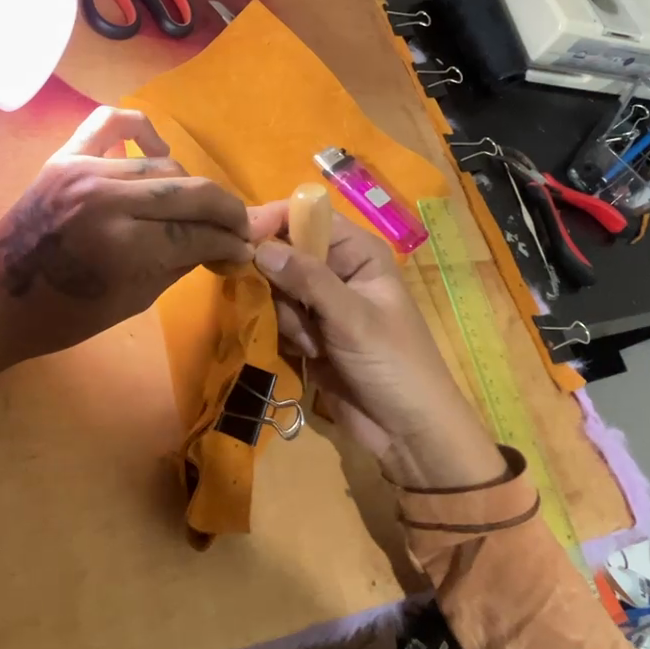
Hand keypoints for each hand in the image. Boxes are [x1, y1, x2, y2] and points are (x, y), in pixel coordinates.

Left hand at [0, 108, 256, 383]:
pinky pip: (113, 121)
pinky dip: (143, 129)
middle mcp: (107, 199)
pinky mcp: (64, 156)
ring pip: (163, 165)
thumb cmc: (65, 316)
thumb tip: (230, 244)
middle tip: (236, 228)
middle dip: (225, 213)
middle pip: (191, 192)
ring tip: (194, 207)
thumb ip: (185, 261)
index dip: (229, 244)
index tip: (243, 251)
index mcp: (124, 247)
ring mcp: (84, 170)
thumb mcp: (134, 299)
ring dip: (189, 187)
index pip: (199, 234)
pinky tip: (158, 151)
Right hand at [251, 212, 506, 488]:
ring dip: (286, 318)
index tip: (241, 240)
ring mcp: (320, 303)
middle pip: (283, 252)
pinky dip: (285, 336)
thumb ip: (308, 279)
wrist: (408, 432)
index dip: (272, 222)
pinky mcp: (308, 332)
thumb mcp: (353, 318)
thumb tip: (260, 247)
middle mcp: (337, 269)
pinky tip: (307, 356)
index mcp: (358, 251)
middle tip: (292, 311)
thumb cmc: (394, 364)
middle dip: (278, 283)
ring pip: (275, 289)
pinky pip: (277, 319)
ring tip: (313, 344)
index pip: (305, 217)